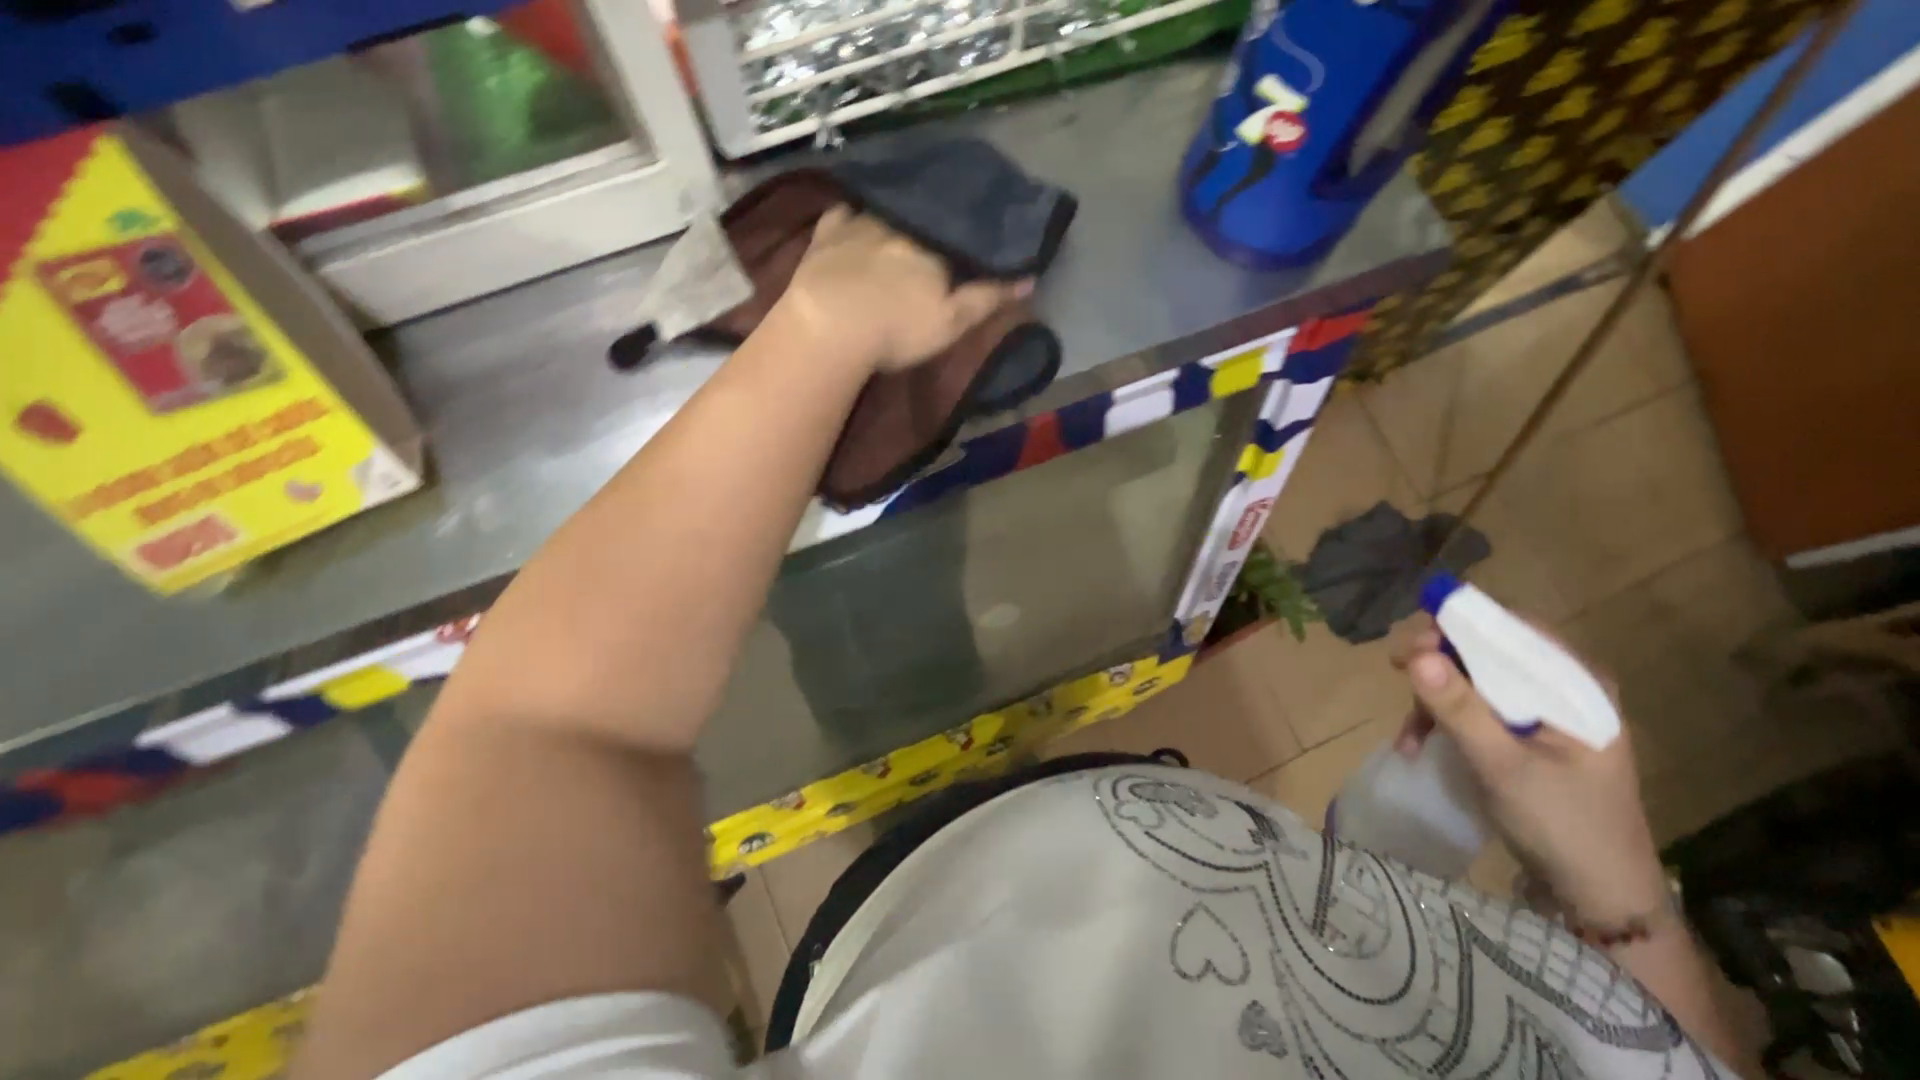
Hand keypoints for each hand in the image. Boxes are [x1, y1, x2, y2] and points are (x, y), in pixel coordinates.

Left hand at [771, 206, 1031, 373]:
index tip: (978, 236)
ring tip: (901, 219)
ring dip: (896, 212)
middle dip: (934, 218)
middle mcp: (900, 223)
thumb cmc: (897, 329)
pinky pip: (842, 213)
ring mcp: (859, 224)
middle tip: (938, 226)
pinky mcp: (825, 234)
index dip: (970, 236)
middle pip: (923, 217)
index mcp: (933, 244)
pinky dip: (851, 213)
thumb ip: (989, 297)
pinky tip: (854, 214)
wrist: (828, 327)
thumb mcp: (952, 321)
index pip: (959, 232)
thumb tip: (1030, 277)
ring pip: (886, 209)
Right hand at [1389, 617, 1668, 928]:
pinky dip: (1446, 724)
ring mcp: (1546, 719)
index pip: (1512, 631)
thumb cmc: (1563, 827)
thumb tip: (1415, 653)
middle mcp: (1565, 692)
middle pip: (1489, 655)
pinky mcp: (1529, 742)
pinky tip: (1420, 747)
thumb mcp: (1504, 767)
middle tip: (1397, 675)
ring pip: (1477, 685)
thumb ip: (1460, 709)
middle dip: (1439, 667)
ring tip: (1408, 736)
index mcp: (1577, 687)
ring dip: (1435, 701)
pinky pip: (1478, 714)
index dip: (1458, 628)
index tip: (1410, 644)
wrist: (1602, 900)